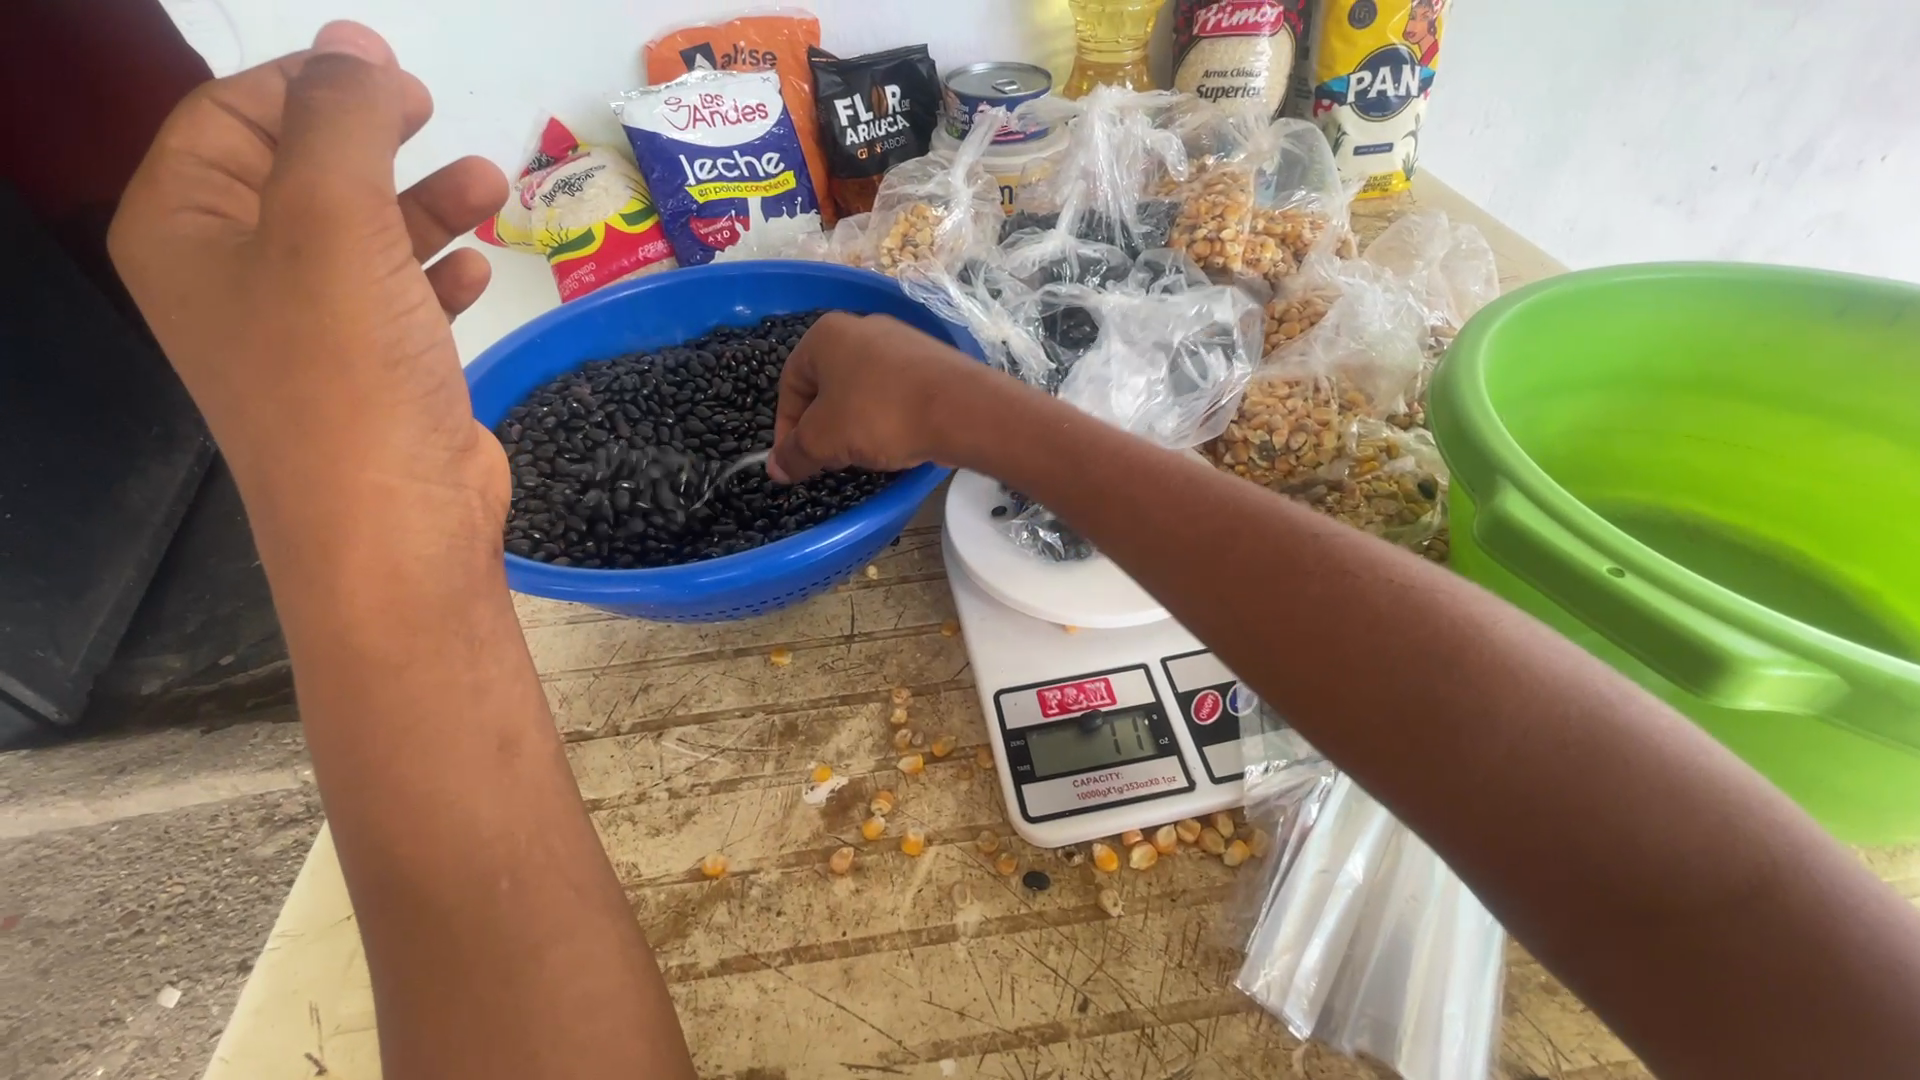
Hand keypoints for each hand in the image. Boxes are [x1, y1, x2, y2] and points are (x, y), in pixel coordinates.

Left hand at [108, 22, 508, 541]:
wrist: (394, 521)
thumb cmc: (347, 369)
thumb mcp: (334, 224)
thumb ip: (340, 123)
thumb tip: (356, 51)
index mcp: (188, 232)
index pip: (230, 120)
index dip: (307, 83)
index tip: (391, 69)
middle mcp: (239, 280)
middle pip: (302, 177)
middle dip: (371, 141)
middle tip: (435, 114)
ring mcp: (311, 336)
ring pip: (364, 242)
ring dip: (422, 207)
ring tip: (488, 187)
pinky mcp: (378, 378)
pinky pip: (401, 304)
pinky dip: (438, 277)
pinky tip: (479, 269)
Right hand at [768, 312, 998, 482]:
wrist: (960, 408)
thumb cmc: (878, 415)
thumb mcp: (824, 440)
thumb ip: (795, 453)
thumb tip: (775, 467)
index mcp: (825, 335)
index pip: (790, 384)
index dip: (786, 428)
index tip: (794, 461)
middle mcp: (861, 327)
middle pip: (827, 386)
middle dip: (823, 427)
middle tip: (830, 460)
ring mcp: (901, 341)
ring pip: (862, 390)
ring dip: (855, 425)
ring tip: (865, 454)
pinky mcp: (931, 361)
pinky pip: (896, 392)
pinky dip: (888, 417)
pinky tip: (898, 440)